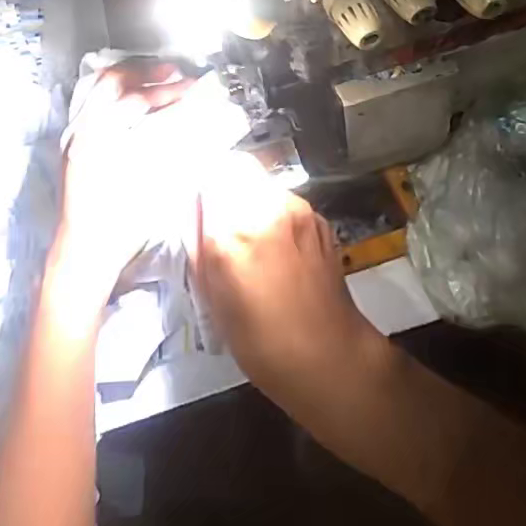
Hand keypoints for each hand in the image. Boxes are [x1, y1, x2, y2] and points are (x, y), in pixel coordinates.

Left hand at [53, 59, 194, 298]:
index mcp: (102, 140)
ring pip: (96, 87)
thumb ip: (174, 149)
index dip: (168, 89)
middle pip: (112, 82)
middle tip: (173, 74)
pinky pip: (88, 101)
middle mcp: (83, 131)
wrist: (87, 250)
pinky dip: (110, 90)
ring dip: (128, 76)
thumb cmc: (122, 224)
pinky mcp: (72, 143)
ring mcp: (74, 135)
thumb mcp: (155, 187)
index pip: (137, 98)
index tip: (189, 86)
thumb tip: (195, 120)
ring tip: (153, 77)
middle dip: (147, 73)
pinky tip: (129, 95)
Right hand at [195, 154, 387, 404]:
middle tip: (216, 220)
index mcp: (235, 232)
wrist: (331, 358)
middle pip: (236, 168)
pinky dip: (271, 212)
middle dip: (222, 187)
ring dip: (247, 198)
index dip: (198, 185)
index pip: (208, 173)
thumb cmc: (262, 342)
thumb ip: (200, 245)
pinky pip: (282, 200)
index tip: (194, 204)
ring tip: (246, 238)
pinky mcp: (318, 218)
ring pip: (261, 182)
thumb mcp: (213, 298)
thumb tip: (195, 213)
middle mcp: (268, 209)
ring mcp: (299, 210)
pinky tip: (273, 247)